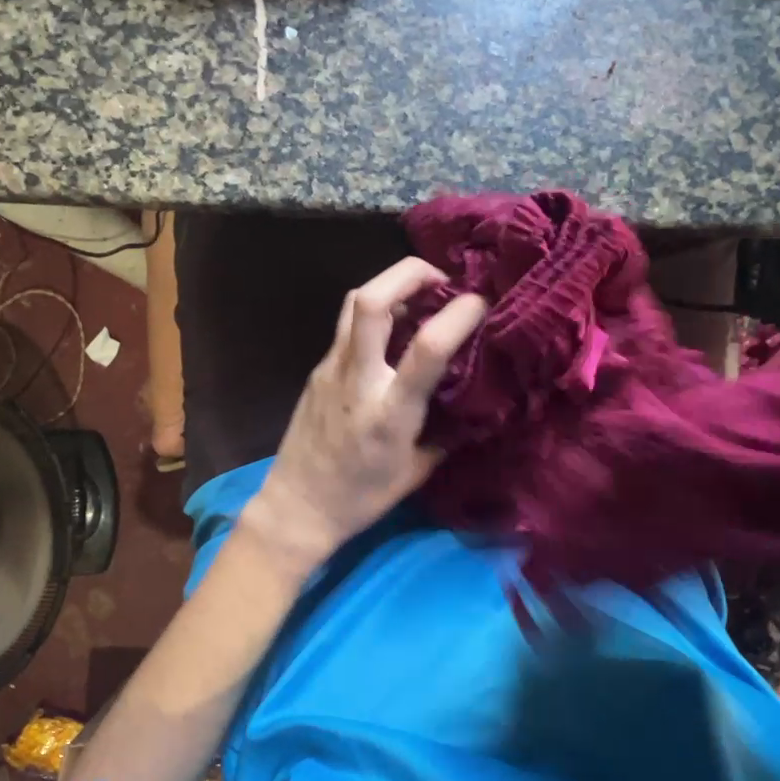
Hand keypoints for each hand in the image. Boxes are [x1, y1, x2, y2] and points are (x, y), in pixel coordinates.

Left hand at [241, 258, 486, 572]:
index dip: (459, 314)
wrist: (297, 507)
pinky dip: (375, 316)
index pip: (427, 348)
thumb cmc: (361, 498)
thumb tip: (472, 403)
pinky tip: (393, 333)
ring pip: (354, 304)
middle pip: (373, 300)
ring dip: (391, 287)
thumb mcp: (415, 472)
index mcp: (389, 413)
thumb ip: (444, 432)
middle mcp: (358, 381)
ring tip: (420, 298)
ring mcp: (330, 370)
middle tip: (442, 280)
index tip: (481, 302)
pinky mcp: (316, 371)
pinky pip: (347, 328)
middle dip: (410, 273)